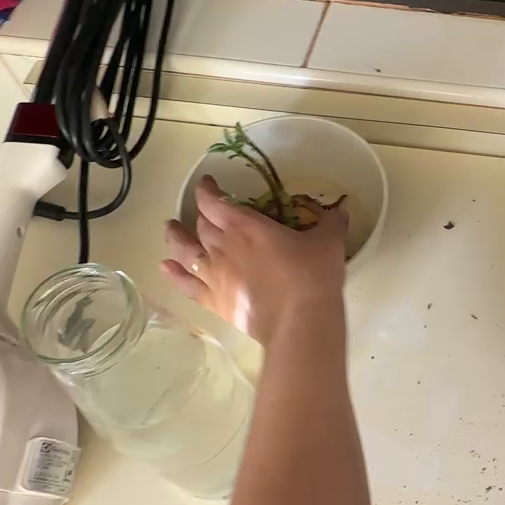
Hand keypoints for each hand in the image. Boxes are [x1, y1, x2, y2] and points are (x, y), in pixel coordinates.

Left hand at [162, 175, 347, 345]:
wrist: (300, 321)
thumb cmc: (312, 276)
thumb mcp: (328, 243)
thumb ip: (330, 224)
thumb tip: (339, 212)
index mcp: (246, 226)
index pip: (215, 202)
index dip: (207, 190)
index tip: (208, 184)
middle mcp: (223, 246)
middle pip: (201, 225)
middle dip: (199, 215)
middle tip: (202, 211)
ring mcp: (215, 276)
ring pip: (186, 252)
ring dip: (176, 238)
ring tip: (169, 229)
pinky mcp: (215, 302)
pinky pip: (188, 285)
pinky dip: (175, 275)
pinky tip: (166, 268)